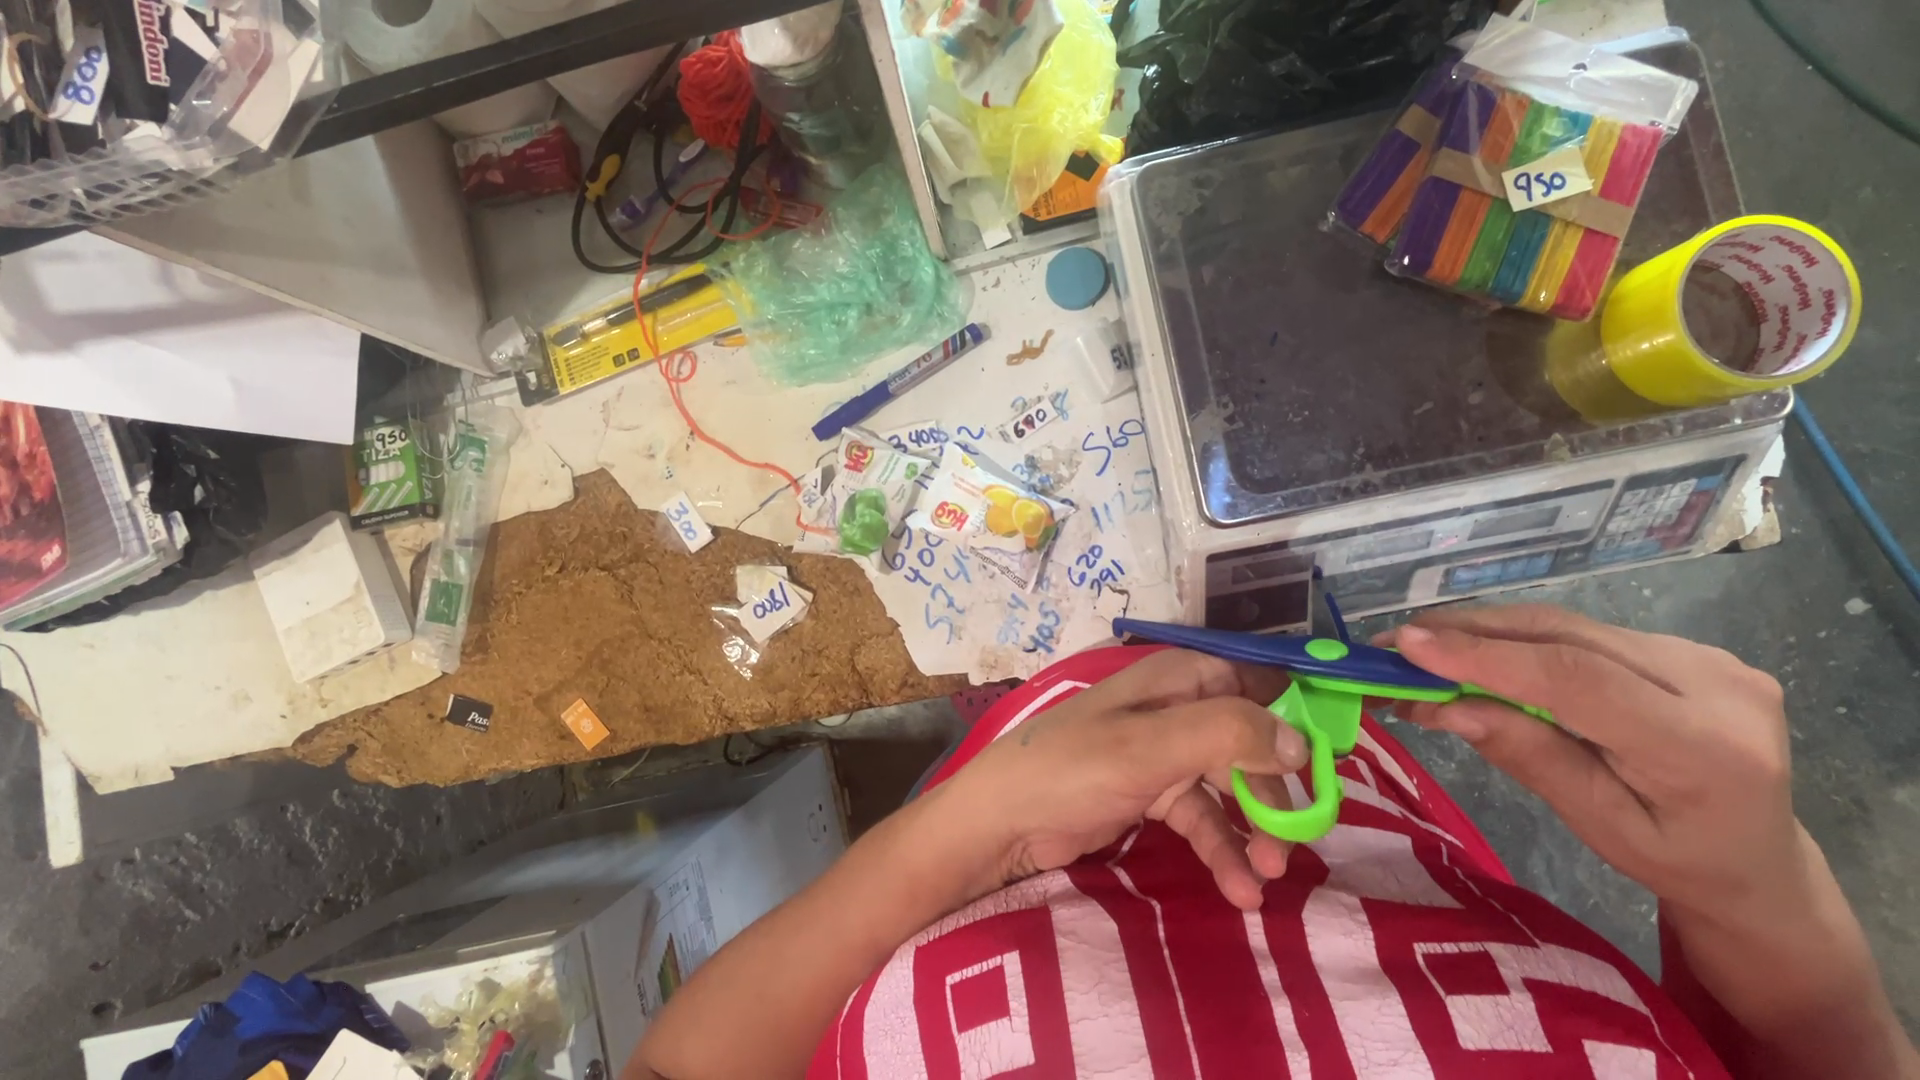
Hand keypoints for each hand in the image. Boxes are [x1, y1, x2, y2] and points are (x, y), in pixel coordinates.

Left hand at [931, 648, 1309, 910]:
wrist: (1000, 822)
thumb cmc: (1071, 769)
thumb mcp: (1149, 748)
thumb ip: (1226, 735)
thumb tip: (1300, 741)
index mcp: (1175, 679)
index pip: (1254, 684)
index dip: (1296, 716)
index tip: (1336, 761)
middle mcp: (1173, 709)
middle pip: (1248, 741)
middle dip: (1277, 789)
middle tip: (1305, 836)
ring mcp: (1160, 755)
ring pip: (1227, 787)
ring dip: (1253, 829)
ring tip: (1272, 874)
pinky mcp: (1147, 796)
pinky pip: (1199, 820)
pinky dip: (1221, 850)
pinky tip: (1242, 891)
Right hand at [1379, 604, 1811, 923]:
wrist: (1757, 858)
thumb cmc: (1675, 859)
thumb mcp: (1597, 824)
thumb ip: (1528, 757)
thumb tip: (1444, 707)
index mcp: (1704, 745)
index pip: (1576, 679)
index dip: (1485, 656)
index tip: (1407, 646)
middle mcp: (1715, 681)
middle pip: (1566, 637)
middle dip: (1470, 634)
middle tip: (1394, 642)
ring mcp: (1704, 655)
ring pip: (1568, 626)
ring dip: (1486, 631)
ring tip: (1420, 645)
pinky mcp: (1684, 646)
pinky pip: (1581, 632)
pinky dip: (1518, 638)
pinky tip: (1477, 651)